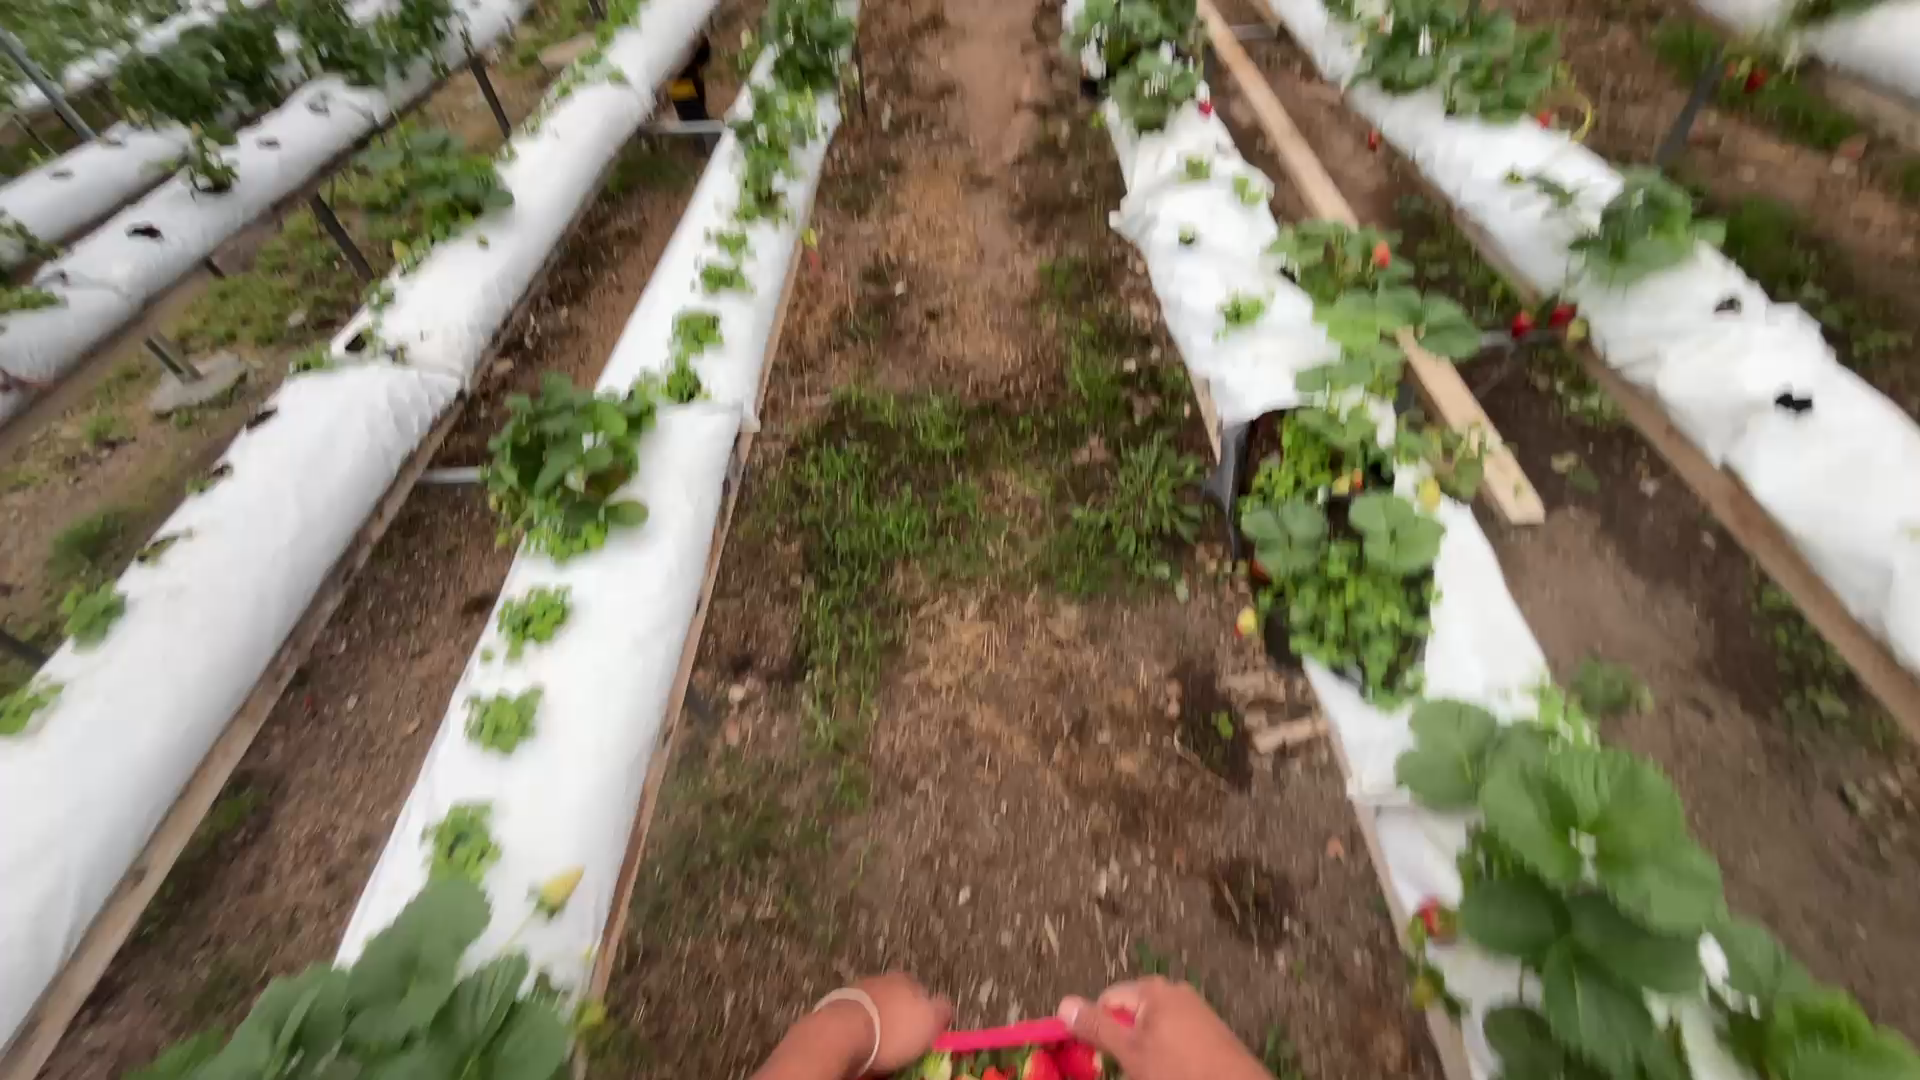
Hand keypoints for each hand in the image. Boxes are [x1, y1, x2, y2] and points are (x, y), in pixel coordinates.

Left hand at [792, 973, 950, 1079]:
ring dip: (880, 1023)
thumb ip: (942, 1010)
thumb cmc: (893, 1029)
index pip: (922, 993)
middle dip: (901, 1016)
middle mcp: (883, 979)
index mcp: (907, 979)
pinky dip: (862, 1031)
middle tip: (903, 1042)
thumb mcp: (930, 1021)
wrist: (843, 1033)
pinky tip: (863, 1046)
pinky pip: (858, 1020)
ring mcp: (859, 990)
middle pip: (898, 999)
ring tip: (881, 1049)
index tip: (924, 1035)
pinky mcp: (839, 1007)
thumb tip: (946, 1007)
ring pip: (877, 1008)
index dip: (925, 1014)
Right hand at [1056, 978, 1268, 1079]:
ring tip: (1155, 1076)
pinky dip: (1170, 1056)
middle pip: (1132, 1014)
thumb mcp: (1132, 1053)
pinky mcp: (1212, 1032)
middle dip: (1126, 1043)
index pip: (1108, 1000)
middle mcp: (1174, 990)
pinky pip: (1177, 1038)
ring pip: (1155, 1029)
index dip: (1100, 1030)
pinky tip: (1175, 1075)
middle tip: (1131, 1072)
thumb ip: (1097, 1027)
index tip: (1102, 1061)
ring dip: (1147, 1053)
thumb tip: (1062, 1003)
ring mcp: (1197, 1010)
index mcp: (1152, 989)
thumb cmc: (1181, 1073)